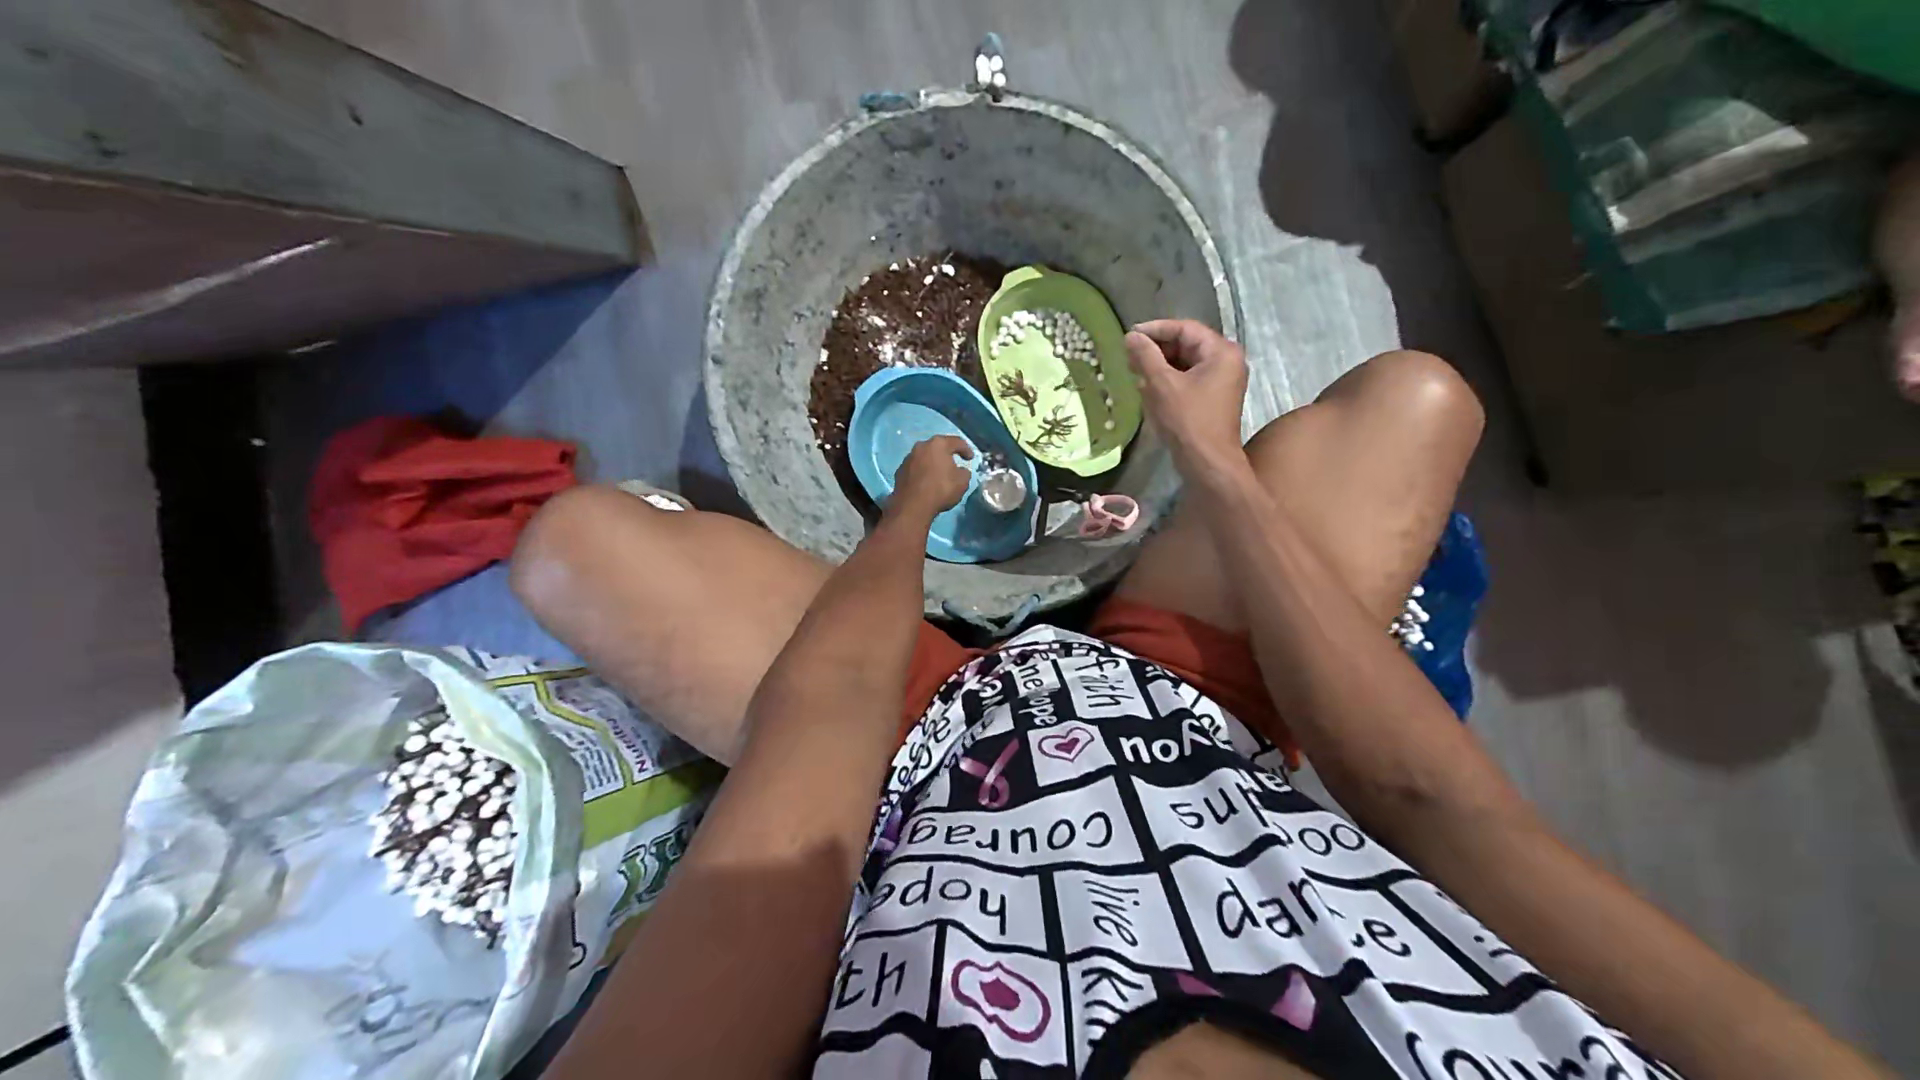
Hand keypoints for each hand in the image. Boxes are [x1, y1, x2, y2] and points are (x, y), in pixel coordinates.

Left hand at [889, 435, 974, 518]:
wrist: (912, 506)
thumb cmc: (941, 489)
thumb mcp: (962, 482)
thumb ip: (964, 472)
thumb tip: (960, 471)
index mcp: (938, 444)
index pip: (956, 442)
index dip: (966, 449)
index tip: (970, 458)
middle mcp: (921, 446)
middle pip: (937, 447)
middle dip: (946, 454)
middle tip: (954, 463)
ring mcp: (908, 458)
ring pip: (925, 457)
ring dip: (932, 463)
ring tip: (939, 474)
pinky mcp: (900, 470)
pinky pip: (915, 468)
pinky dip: (922, 472)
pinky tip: (926, 482)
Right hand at [1125, 319, 1249, 481]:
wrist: (1207, 463)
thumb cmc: (1187, 421)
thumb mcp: (1162, 385)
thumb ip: (1146, 356)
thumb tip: (1131, 337)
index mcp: (1221, 352)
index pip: (1185, 329)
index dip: (1156, 329)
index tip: (1129, 336)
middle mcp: (1228, 361)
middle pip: (1188, 344)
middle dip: (1157, 348)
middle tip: (1129, 354)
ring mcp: (1223, 381)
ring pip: (1187, 362)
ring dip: (1161, 364)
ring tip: (1135, 370)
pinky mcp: (1215, 398)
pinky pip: (1190, 379)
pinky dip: (1170, 379)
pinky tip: (1149, 387)